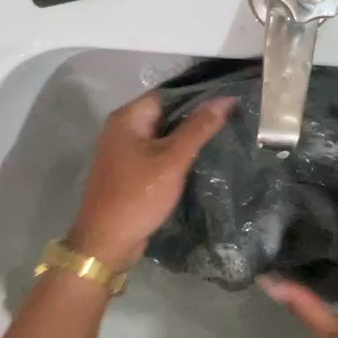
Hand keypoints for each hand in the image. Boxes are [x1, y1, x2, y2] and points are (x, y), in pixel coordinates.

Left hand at [67, 92, 232, 271]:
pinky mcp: (129, 175)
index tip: (228, 102)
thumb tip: (225, 100)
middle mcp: (121, 130)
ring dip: (186, 141)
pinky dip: (175, 159)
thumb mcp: (172, 161)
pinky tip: (199, 163)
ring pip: (162, 138)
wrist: (106, 242)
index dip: (197, 97)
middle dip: (194, 119)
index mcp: (126, 118)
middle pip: (164, 115)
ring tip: (222, 140)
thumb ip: (198, 129)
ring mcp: (124, 154)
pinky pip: (156, 157)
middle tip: (231, 122)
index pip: (167, 94)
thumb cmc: (137, 197)